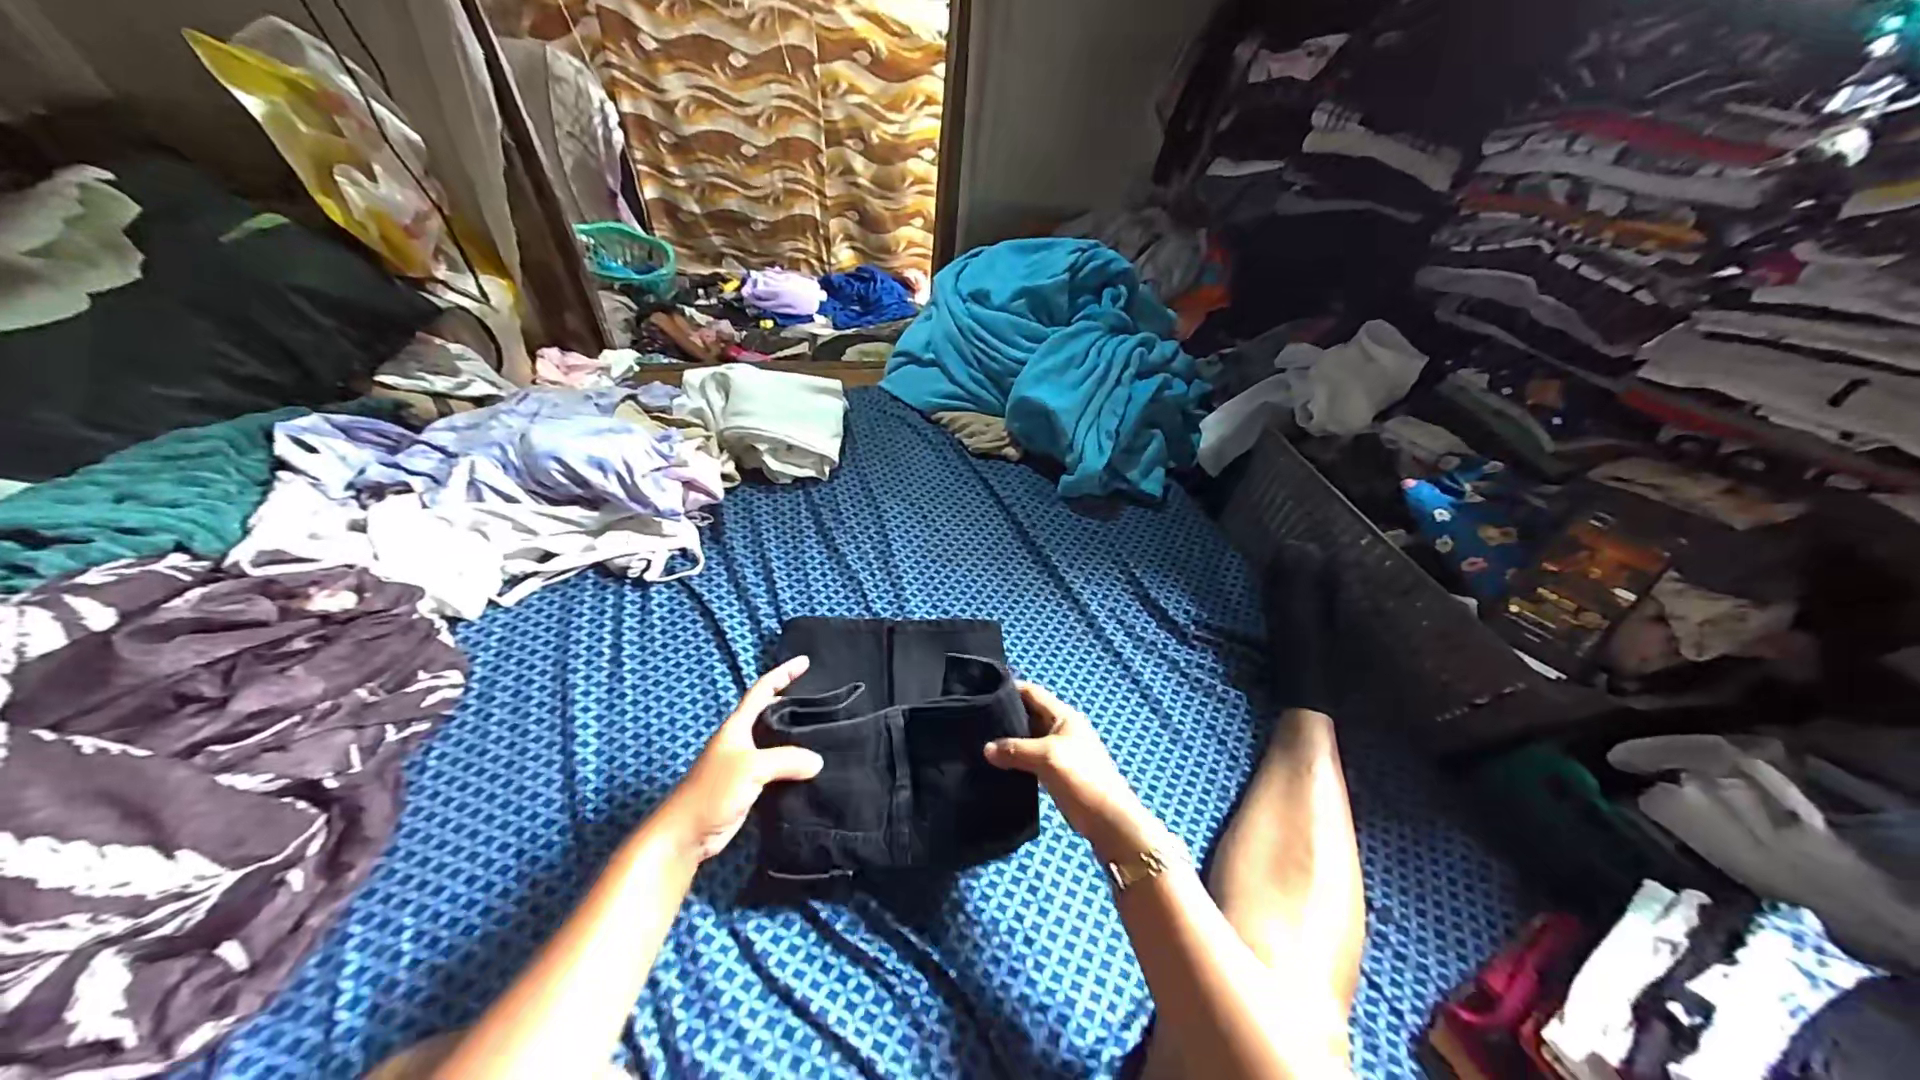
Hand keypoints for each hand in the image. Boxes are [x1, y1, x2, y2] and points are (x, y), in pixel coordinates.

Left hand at [654, 656, 824, 861]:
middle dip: (791, 702)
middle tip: (820, 700)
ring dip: (795, 736)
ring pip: (775, 742)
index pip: (762, 690)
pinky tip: (810, 769)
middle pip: (769, 713)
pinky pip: (777, 768)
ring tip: (821, 732)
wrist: (686, 835)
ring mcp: (744, 765)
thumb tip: (817, 761)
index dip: (783, 674)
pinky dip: (794, 764)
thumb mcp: (752, 767)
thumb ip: (787, 759)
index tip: (805, 662)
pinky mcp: (749, 788)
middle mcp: (740, 741)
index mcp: (737, 727)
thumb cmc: (713, 791)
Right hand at [985, 681, 1170, 861]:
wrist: (1109, 820)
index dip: (1009, 689)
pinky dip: (1015, 759)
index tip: (981, 692)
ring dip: (1008, 741)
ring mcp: (1059, 751)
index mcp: (1064, 716)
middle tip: (974, 720)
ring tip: (978, 741)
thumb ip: (1016, 749)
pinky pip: (1030, 758)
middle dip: (1005, 716)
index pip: (1032, 692)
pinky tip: (995, 765)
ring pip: (1028, 738)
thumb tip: (986, 748)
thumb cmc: (1082, 778)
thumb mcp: (1047, 757)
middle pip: (1028, 714)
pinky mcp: (1056, 772)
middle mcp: (1061, 729)